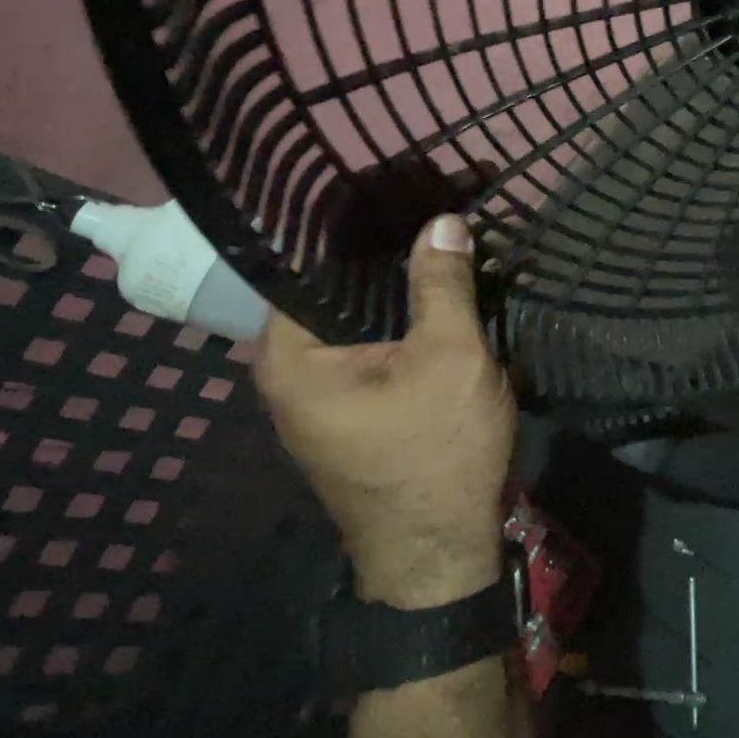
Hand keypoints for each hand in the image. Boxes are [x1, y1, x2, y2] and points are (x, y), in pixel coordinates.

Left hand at [254, 215, 514, 608]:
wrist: (440, 553)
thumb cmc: (437, 453)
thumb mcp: (451, 357)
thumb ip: (442, 284)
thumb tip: (443, 218)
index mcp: (288, 353)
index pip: (308, 259)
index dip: (359, 218)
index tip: (403, 183)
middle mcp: (286, 369)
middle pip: (332, 287)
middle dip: (383, 249)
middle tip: (431, 205)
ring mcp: (316, 394)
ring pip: (353, 317)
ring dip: (395, 284)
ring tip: (437, 236)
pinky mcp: (348, 409)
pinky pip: (367, 344)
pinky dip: (398, 317)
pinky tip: (436, 293)